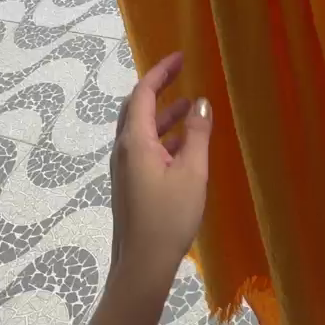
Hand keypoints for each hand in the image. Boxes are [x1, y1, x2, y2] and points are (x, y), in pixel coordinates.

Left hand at [110, 51, 212, 288]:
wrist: (141, 267)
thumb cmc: (168, 217)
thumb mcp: (192, 173)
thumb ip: (197, 134)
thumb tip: (201, 102)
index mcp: (134, 141)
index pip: (142, 93)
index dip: (160, 72)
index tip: (180, 57)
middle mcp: (124, 150)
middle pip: (136, 108)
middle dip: (158, 88)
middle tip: (182, 73)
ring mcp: (125, 168)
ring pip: (141, 129)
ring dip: (164, 114)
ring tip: (191, 107)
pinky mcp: (130, 184)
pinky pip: (144, 147)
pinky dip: (163, 136)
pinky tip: (185, 145)